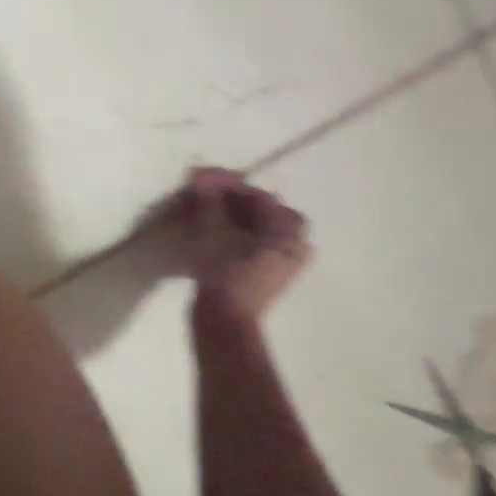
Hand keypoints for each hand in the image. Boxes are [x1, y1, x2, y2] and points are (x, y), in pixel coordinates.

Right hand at [176, 167, 312, 322]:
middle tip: (205, 193)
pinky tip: (218, 231)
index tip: (201, 177)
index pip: (259, 196)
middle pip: (266, 210)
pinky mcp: (271, 273)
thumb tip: (201, 175)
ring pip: (263, 226)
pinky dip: (240, 232)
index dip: (228, 184)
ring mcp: (285, 261)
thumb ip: (210, 202)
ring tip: (208, 210)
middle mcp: (295, 244)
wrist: (225, 320)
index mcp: (288, 232)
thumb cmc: (222, 273)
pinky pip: (259, 242)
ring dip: (237, 214)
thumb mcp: (213, 233)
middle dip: (236, 198)